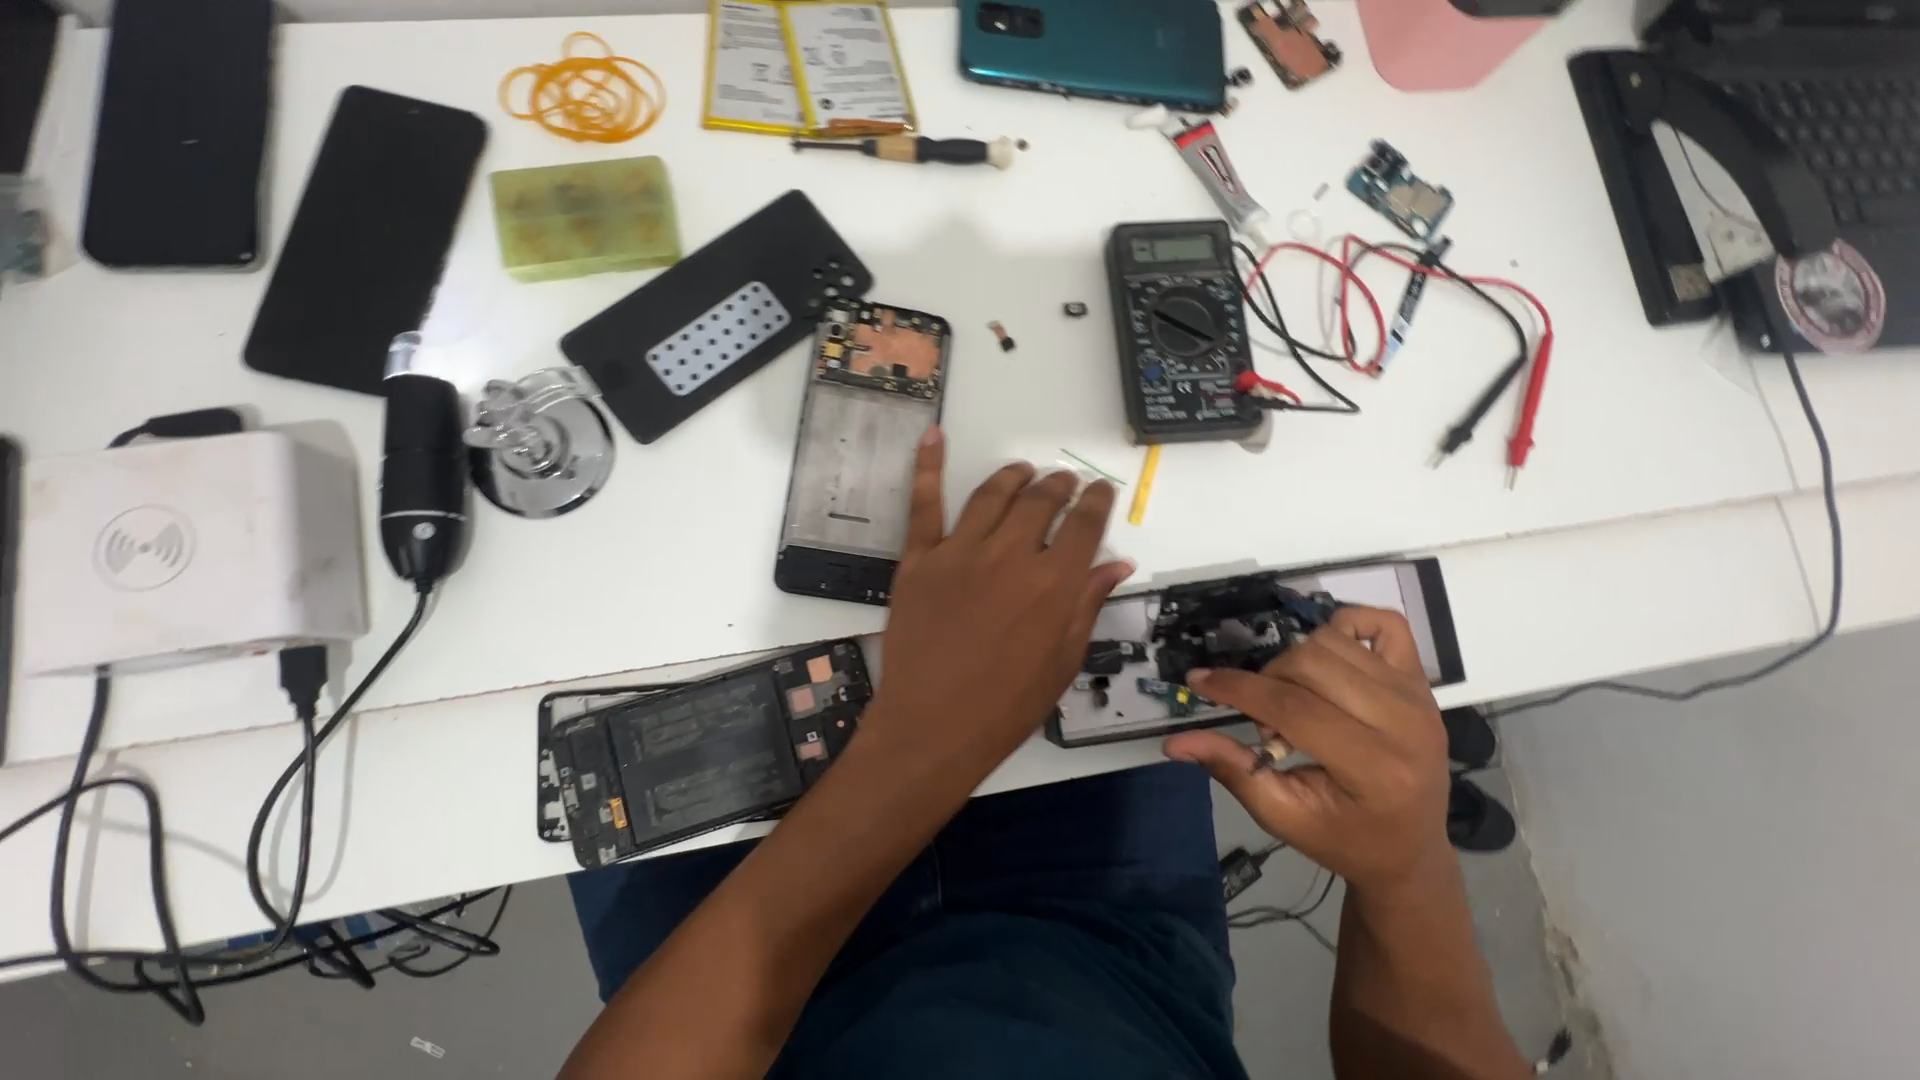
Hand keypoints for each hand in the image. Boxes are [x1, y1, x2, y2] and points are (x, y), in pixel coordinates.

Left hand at [866, 429, 1133, 770]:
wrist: (932, 729)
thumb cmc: (1005, 707)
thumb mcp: (1061, 662)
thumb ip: (1087, 605)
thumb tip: (1116, 563)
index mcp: (1053, 585)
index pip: (1085, 525)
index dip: (1096, 501)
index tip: (1099, 491)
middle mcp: (1010, 557)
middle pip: (1041, 501)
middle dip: (1059, 485)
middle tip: (1063, 483)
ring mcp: (960, 554)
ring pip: (992, 494)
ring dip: (1014, 477)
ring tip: (1023, 472)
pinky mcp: (919, 560)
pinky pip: (923, 504)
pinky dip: (927, 465)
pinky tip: (934, 435)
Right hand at [1163, 607, 1451, 896]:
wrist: (1409, 849)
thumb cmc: (1343, 838)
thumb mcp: (1283, 816)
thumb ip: (1232, 770)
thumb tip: (1174, 742)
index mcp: (1373, 767)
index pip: (1294, 707)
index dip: (1238, 689)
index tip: (1198, 682)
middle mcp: (1405, 723)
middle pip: (1311, 664)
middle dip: (1267, 681)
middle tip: (1266, 720)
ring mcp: (1418, 696)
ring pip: (1334, 641)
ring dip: (1296, 661)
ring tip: (1294, 700)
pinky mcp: (1423, 681)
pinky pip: (1385, 623)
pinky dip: (1347, 626)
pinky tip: (1328, 661)